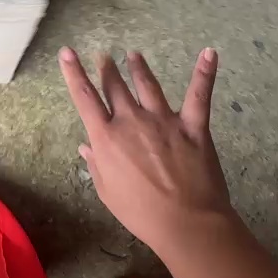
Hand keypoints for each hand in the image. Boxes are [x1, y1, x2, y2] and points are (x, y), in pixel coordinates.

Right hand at [59, 46, 238, 255]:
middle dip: (107, 69)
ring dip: (139, 68)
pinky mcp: (193, 127)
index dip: (73, 72)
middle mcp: (131, 121)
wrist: (187, 225)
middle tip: (103, 56)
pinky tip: (210, 53)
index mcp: (106, 137)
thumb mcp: (107, 192)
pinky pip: (199, 96)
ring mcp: (164, 121)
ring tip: (134, 55)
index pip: (84, 97)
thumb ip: (96, 165)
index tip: (67, 52)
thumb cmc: (141, 214)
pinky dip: (204, 73)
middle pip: (115, 87)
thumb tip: (86, 147)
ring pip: (148, 85)